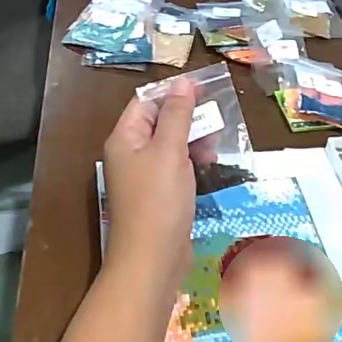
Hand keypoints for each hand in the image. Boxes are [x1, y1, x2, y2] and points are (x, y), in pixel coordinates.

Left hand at [101, 77, 197, 280]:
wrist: (152, 259)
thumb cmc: (158, 199)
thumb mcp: (170, 150)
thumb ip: (177, 114)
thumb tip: (183, 81)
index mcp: (125, 138)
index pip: (145, 102)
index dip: (173, 92)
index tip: (205, 88)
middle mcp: (130, 153)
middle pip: (158, 122)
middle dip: (187, 117)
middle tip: (216, 116)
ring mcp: (143, 176)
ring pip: (169, 145)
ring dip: (193, 140)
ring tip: (216, 145)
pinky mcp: (157, 194)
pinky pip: (174, 167)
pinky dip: (191, 161)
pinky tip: (209, 165)